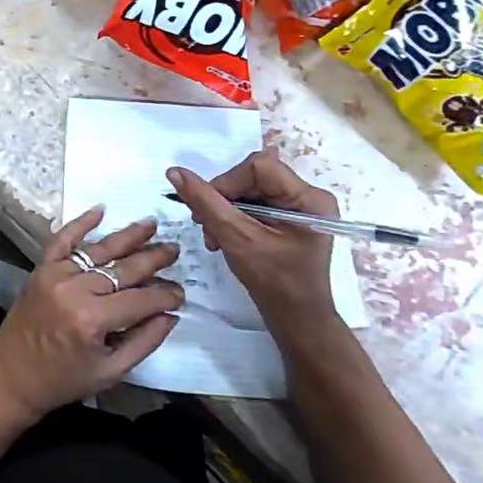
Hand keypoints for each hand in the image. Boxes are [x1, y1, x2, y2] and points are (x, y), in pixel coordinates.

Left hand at [0, 207, 183, 416]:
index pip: (141, 299)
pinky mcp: (40, 270)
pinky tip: (99, 211)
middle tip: (175, 249)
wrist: (12, 373)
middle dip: (153, 259)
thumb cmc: (64, 378)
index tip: (182, 293)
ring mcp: (53, 275)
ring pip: (97, 251)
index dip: (166, 296)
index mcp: (91, 318)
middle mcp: (72, 289)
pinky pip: (61, 241)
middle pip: (122, 269)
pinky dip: (79, 224)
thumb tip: (172, 314)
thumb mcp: (112, 370)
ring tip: (151, 224)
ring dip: (126, 237)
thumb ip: (145, 340)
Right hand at [165, 151, 342, 343]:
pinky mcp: (288, 218)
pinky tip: (223, 237)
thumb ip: (204, 201)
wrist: (296, 316)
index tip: (208, 209)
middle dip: (221, 200)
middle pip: (250, 177)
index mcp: (308, 198)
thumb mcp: (235, 238)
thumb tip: (174, 171)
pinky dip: (231, 218)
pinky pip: (252, 204)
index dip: (226, 182)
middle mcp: (307, 196)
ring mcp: (298, 207)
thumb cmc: (273, 280)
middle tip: (205, 226)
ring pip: (247, 191)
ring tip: (214, 237)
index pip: (257, 166)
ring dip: (222, 211)